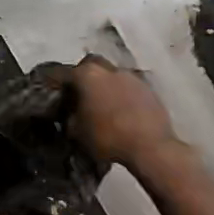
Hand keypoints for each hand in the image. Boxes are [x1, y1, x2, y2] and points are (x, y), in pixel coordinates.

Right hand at [67, 55, 179, 169]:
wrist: (150, 149)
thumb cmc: (107, 137)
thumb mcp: (76, 131)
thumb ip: (70, 116)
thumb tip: (70, 113)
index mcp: (88, 75)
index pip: (68, 74)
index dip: (63, 86)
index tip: (62, 98)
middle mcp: (111, 70)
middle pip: (93, 65)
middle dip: (87, 77)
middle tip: (84, 96)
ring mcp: (134, 78)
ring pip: (114, 76)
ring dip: (108, 86)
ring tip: (106, 106)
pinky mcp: (151, 90)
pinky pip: (131, 88)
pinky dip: (125, 96)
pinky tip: (123, 112)